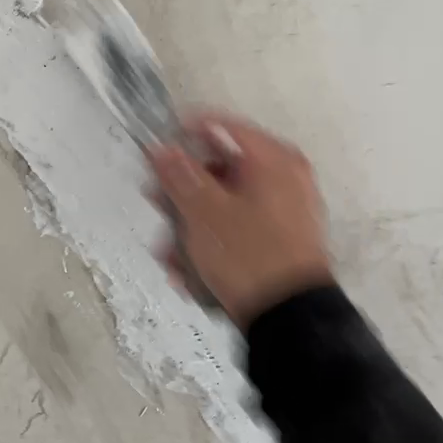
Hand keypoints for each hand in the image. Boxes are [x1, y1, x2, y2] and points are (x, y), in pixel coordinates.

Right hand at [150, 113, 334, 329]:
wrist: (288, 315)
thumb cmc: (248, 255)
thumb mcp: (203, 212)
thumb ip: (179, 175)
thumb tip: (160, 148)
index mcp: (272, 160)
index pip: (219, 128)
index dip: (181, 136)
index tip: (154, 154)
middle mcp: (284, 178)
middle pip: (219, 169)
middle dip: (181, 191)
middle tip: (156, 204)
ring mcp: (283, 210)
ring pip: (222, 202)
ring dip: (189, 223)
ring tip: (168, 251)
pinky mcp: (277, 239)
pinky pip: (234, 228)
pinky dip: (209, 241)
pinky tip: (188, 267)